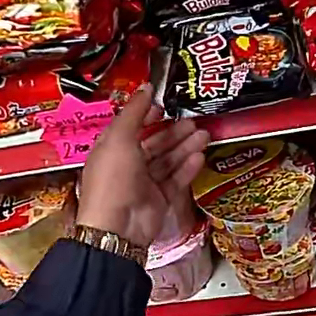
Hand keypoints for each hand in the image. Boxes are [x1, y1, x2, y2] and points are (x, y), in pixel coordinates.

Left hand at [77, 85, 209, 252]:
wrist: (119, 227)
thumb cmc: (113, 180)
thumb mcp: (120, 138)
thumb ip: (134, 112)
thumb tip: (145, 88)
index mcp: (112, 149)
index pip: (132, 126)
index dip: (147, 114)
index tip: (165, 104)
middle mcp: (128, 164)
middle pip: (154, 143)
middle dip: (174, 131)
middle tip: (193, 120)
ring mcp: (145, 183)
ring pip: (168, 160)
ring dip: (185, 146)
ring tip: (204, 135)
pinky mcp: (160, 198)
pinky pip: (176, 179)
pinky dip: (187, 167)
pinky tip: (200, 156)